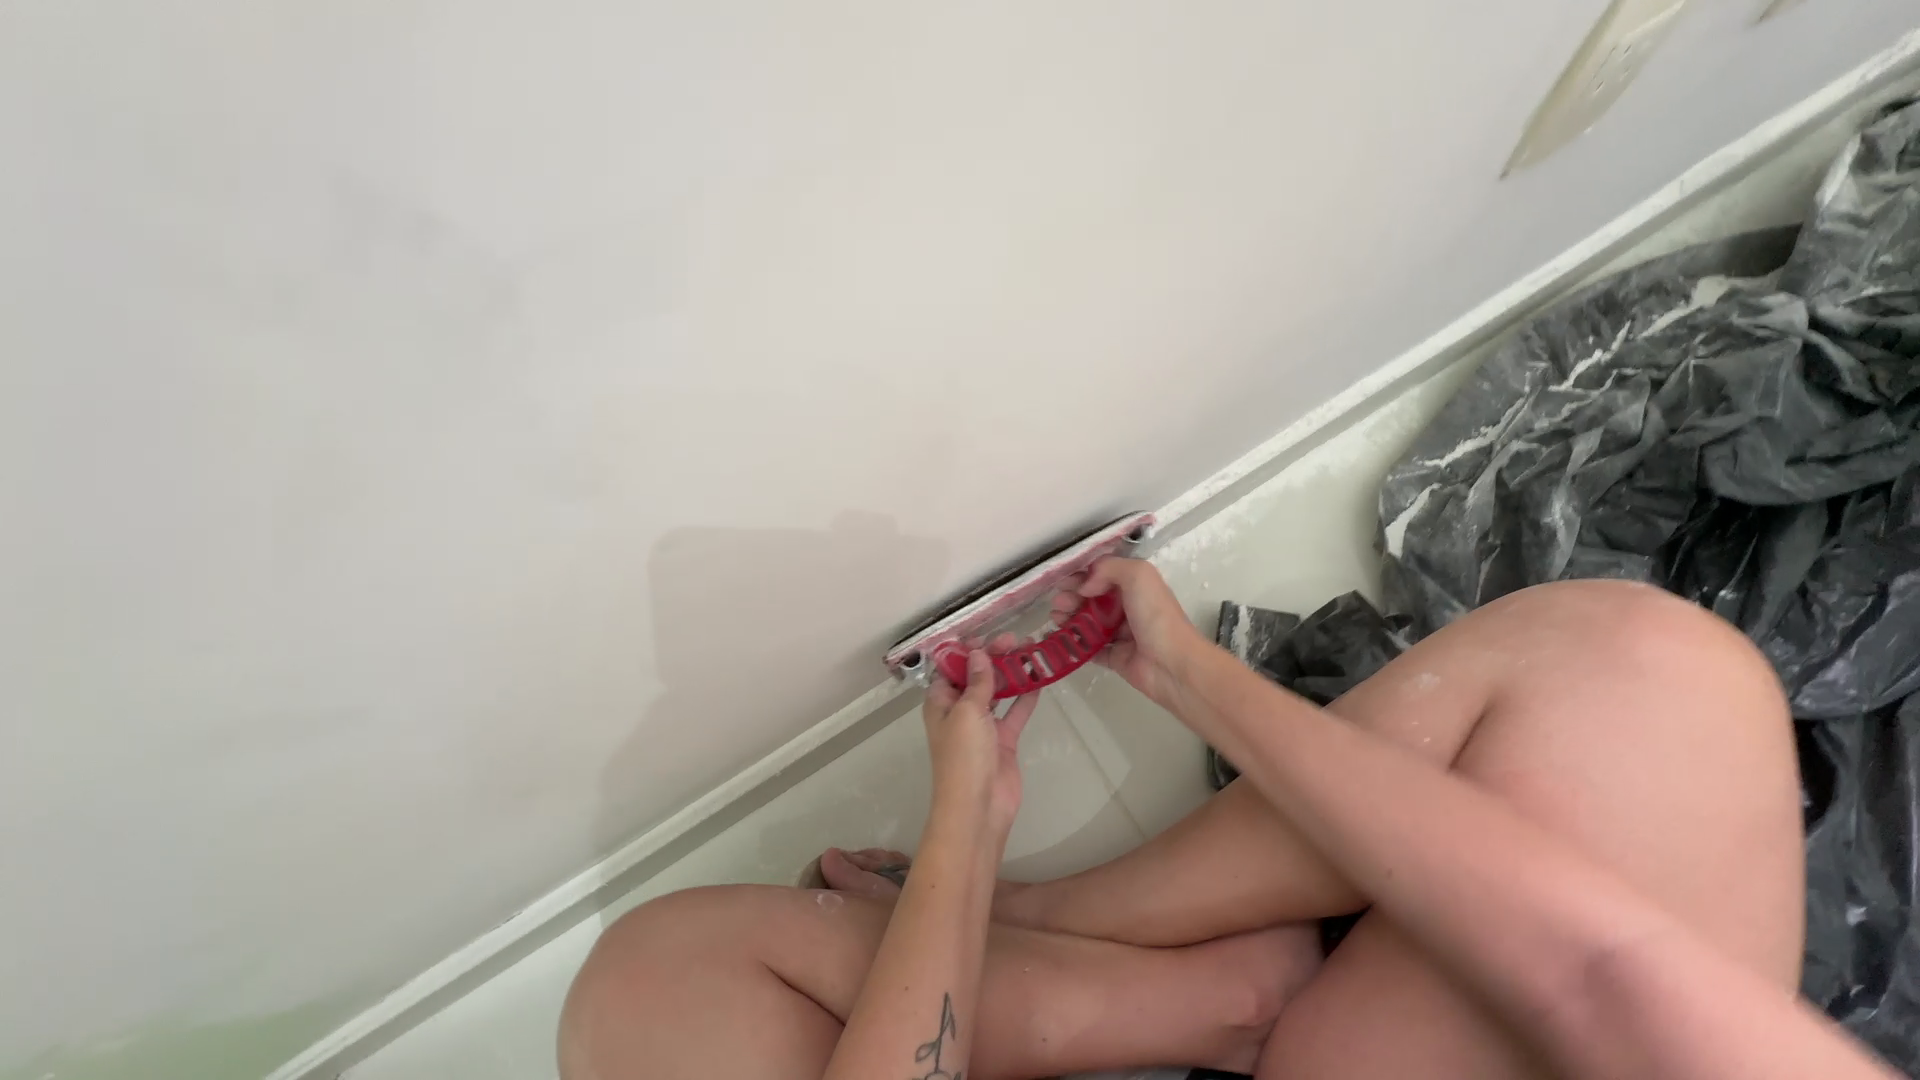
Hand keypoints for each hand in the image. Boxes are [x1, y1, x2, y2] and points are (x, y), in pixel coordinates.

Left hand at [922, 647, 1038, 833]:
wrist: (979, 807)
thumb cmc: (964, 756)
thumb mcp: (967, 712)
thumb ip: (977, 682)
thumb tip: (978, 654)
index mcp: (940, 703)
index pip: (950, 669)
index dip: (965, 651)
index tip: (985, 635)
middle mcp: (959, 711)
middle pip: (976, 676)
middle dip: (992, 656)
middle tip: (1015, 638)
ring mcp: (983, 726)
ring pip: (997, 691)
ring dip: (1011, 672)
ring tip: (1031, 648)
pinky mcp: (1004, 740)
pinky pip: (1016, 712)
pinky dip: (1026, 696)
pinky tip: (1040, 677)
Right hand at [1051, 556, 1204, 709]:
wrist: (1171, 664)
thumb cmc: (1156, 616)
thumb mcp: (1138, 575)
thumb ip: (1108, 568)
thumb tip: (1085, 586)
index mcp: (1135, 586)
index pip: (1102, 576)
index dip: (1081, 576)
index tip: (1063, 582)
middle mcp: (1128, 607)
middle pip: (1092, 599)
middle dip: (1071, 597)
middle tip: (1058, 603)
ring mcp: (1120, 634)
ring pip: (1088, 623)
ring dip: (1068, 619)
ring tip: (1056, 619)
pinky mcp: (1114, 657)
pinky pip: (1089, 649)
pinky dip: (1073, 644)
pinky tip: (1058, 640)